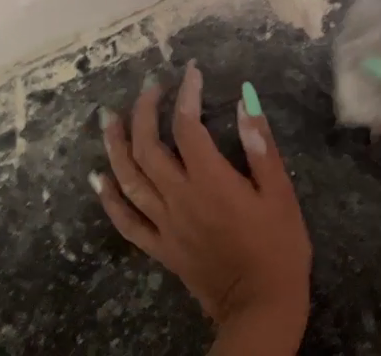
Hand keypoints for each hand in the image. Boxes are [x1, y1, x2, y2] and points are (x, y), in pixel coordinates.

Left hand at [94, 61, 311, 343]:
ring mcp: (165, 224)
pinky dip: (109, 198)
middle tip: (149, 86)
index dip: (186, 94)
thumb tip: (244, 99)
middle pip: (148, 146)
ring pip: (128, 179)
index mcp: (209, 180)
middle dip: (144, 110)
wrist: (261, 308)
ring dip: (115, 145)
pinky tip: (100, 178)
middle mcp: (179, 197)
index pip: (187, 126)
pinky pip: (126, 221)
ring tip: (109, 118)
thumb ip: (260, 145)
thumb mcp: (280, 192)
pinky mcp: (160, 248)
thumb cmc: (278, 247)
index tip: (191, 72)